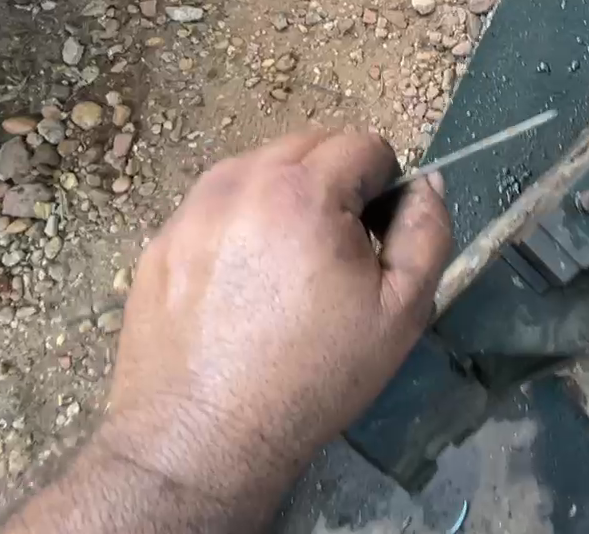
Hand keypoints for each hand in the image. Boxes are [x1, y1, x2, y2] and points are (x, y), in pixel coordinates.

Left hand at [94, 129, 450, 504]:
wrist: (198, 444)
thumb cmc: (314, 374)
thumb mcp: (403, 308)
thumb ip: (428, 229)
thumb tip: (427, 180)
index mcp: (304, 192)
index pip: (364, 144)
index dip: (384, 184)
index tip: (376, 234)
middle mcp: (242, 183)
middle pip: (312, 143)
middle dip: (339, 178)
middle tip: (339, 245)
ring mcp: (192, 210)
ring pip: (263, 163)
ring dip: (291, 189)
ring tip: (291, 255)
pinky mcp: (160, 239)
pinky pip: (220, 199)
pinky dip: (246, 215)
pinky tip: (246, 275)